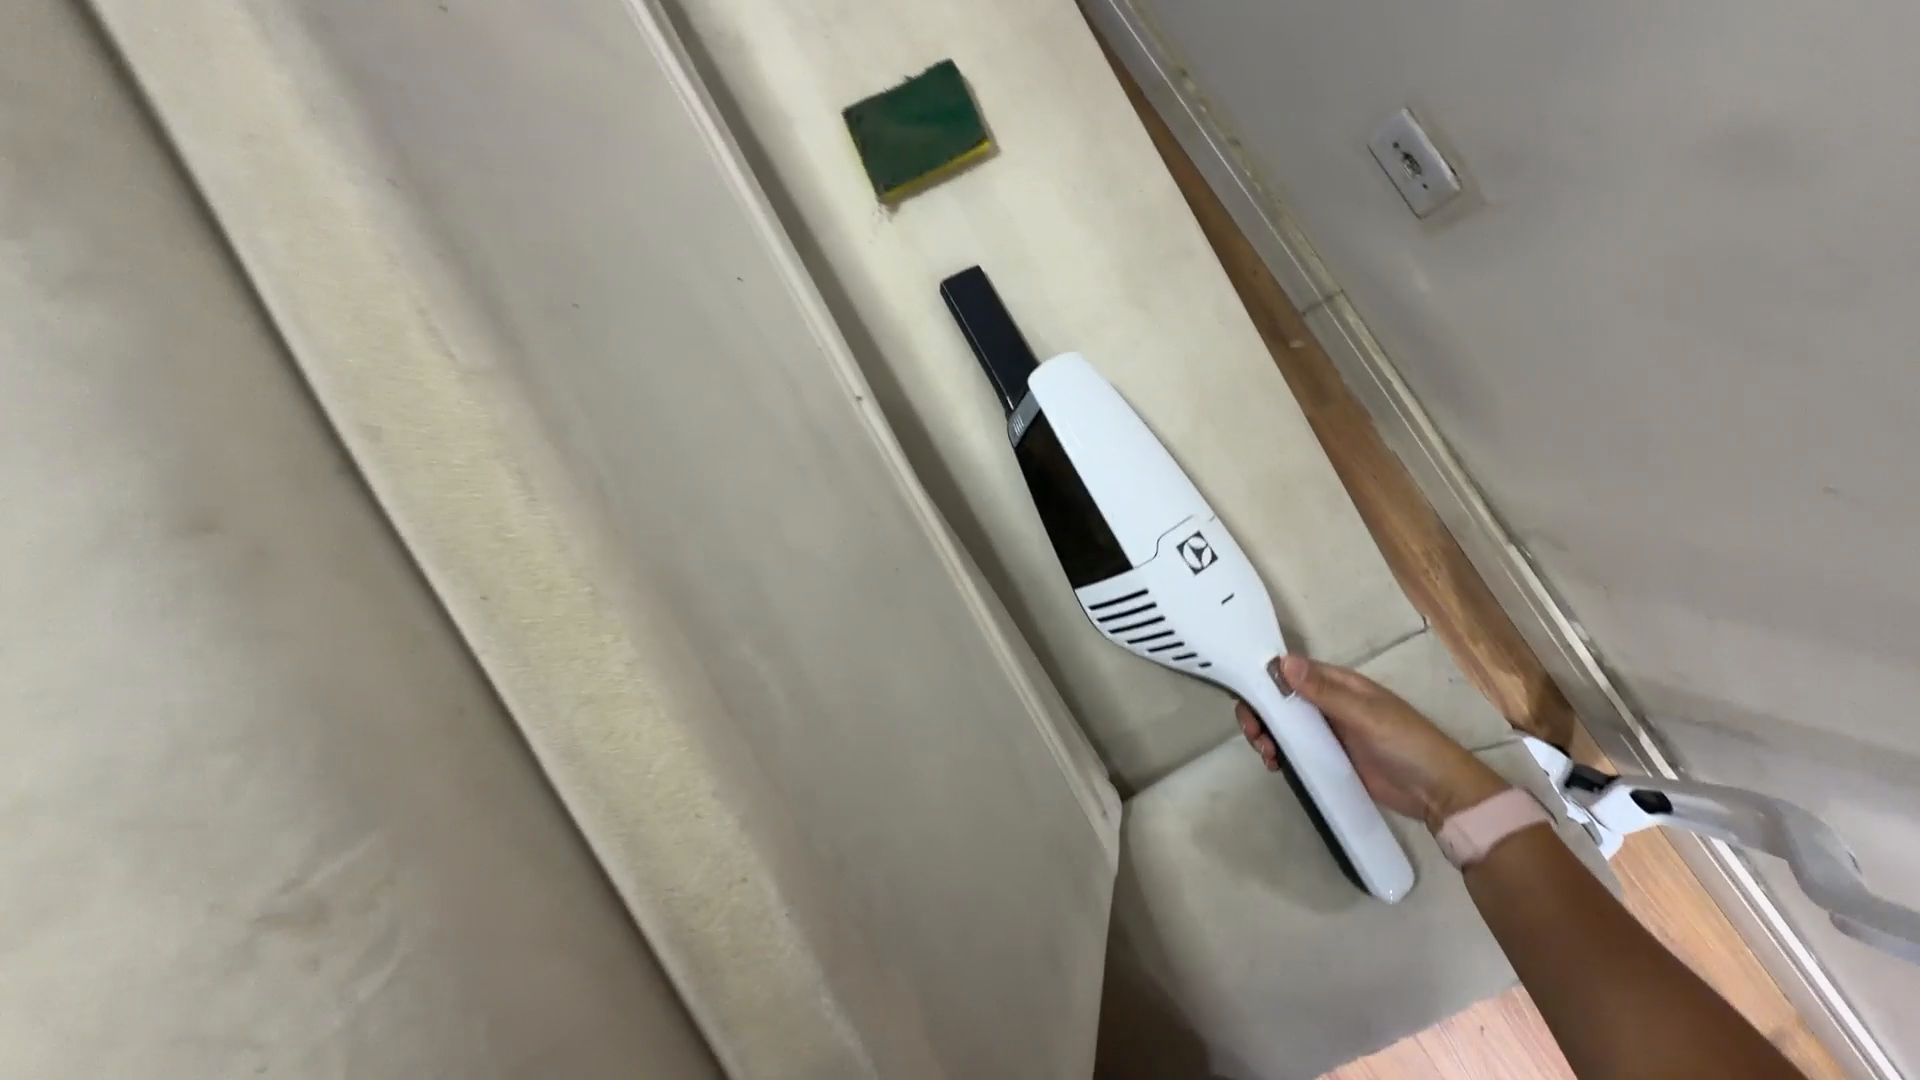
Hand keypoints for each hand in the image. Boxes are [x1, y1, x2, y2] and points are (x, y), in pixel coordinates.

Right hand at [1236, 655, 1509, 829]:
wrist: (1437, 793)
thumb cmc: (1406, 744)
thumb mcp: (1366, 715)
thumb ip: (1324, 691)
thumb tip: (1283, 662)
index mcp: (1338, 684)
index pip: (1289, 673)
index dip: (1263, 682)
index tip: (1249, 703)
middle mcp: (1327, 703)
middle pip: (1279, 700)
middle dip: (1259, 714)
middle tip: (1255, 737)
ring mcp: (1326, 731)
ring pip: (1281, 725)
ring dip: (1266, 735)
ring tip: (1268, 756)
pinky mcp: (1327, 758)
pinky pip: (1293, 749)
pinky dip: (1278, 754)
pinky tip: (1276, 766)